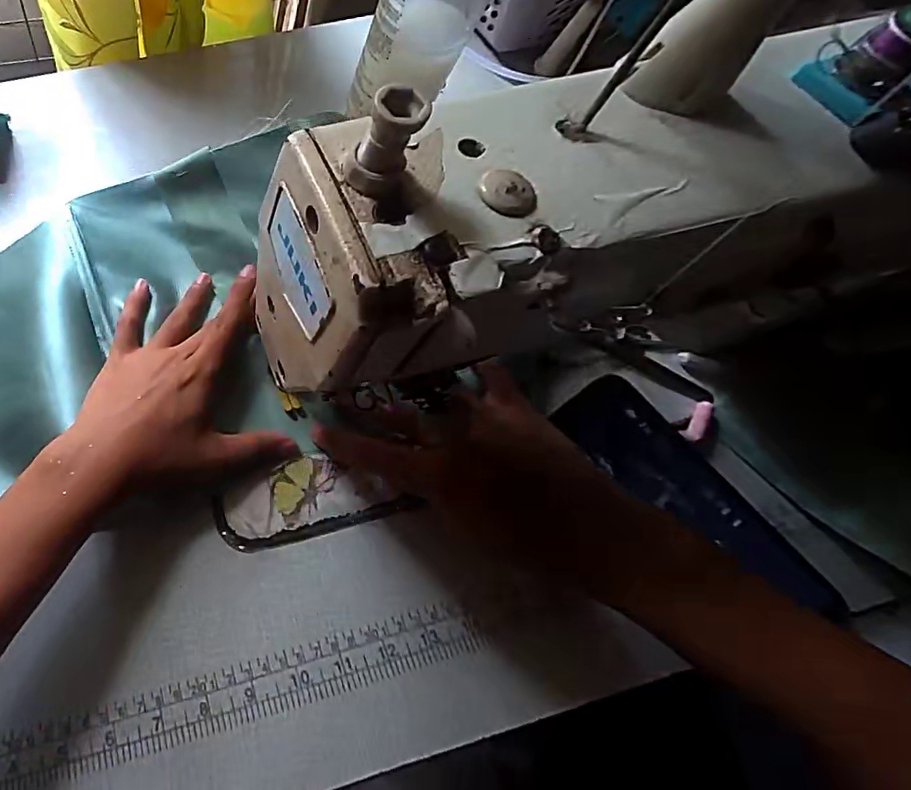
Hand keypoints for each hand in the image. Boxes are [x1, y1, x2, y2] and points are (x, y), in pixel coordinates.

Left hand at [43, 265, 298, 504]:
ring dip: (190, 300)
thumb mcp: (213, 459)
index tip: (253, 274)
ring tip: (202, 278)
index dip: (243, 302)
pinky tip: (140, 286)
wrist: (100, 460)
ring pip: (173, 320)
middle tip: (241, 275)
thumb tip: (294, 445)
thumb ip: (254, 450)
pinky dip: (135, 306)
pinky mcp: (119, 361)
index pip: (228, 330)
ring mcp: (146, 355)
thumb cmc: (159, 459)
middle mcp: (176, 355)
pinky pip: (128, 327)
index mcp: (202, 373)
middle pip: (207, 323)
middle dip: (227, 300)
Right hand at [314, 364, 682, 598]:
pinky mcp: (516, 407)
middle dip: (371, 409)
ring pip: (439, 394)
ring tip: (399, 382)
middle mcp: (455, 437)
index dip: (345, 444)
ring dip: (416, 392)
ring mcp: (486, 416)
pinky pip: (492, 377)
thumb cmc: (526, 546)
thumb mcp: (465, 532)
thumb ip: (432, 497)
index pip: (378, 456)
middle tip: (347, 397)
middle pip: (401, 416)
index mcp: (438, 474)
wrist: (592, 531)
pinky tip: (470, 365)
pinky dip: (478, 371)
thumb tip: (411, 475)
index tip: (319, 428)